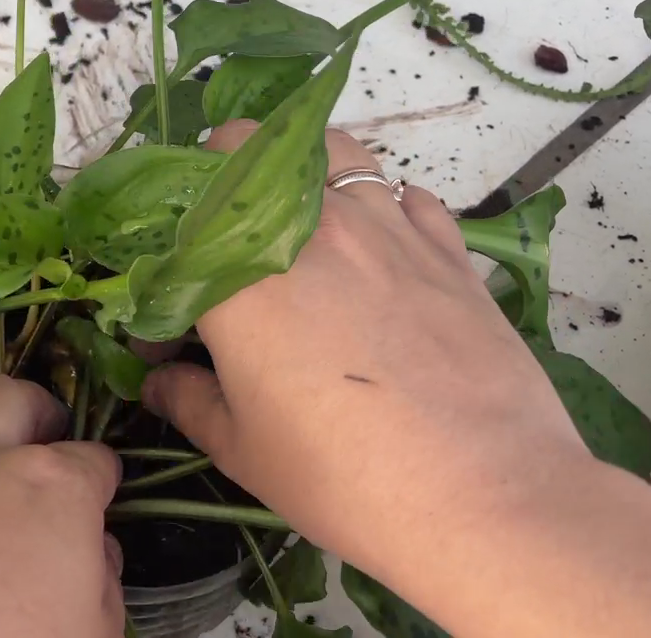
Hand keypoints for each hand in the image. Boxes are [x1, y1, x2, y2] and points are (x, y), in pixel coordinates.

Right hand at [140, 122, 587, 577]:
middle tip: (224, 223)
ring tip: (304, 214)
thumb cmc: (343, 475)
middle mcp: (300, 231)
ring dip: (307, 171)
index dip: (160, 265)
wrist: (493, 505)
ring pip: (333, 152)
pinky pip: (409, 197)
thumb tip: (157, 381)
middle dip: (220, 166)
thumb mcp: (239, 447)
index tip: (170, 328)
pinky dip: (387, 209)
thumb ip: (186, 400)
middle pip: (244, 145)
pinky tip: (382, 248)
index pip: (174, 229)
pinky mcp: (445, 251)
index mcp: (233, 274)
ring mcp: (380, 231)